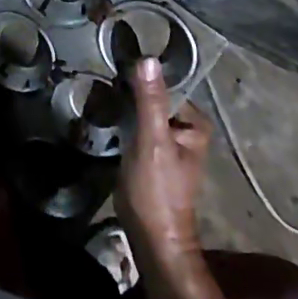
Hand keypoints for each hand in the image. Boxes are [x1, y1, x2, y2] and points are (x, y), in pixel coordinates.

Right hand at [119, 57, 212, 258]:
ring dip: (124, 112)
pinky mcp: (154, 158)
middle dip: (129, 99)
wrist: (152, 241)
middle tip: (103, 97)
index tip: (113, 82)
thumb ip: (150, 101)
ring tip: (101, 109)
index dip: (138, 84)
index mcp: (196, 124)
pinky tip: (107, 126)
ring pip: (143, 115)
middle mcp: (188, 131)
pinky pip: (138, 130)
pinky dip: (124, 127)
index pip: (164, 88)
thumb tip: (148, 58)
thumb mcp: (151, 141)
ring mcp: (171, 146)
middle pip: (153, 101)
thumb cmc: (156, 190)